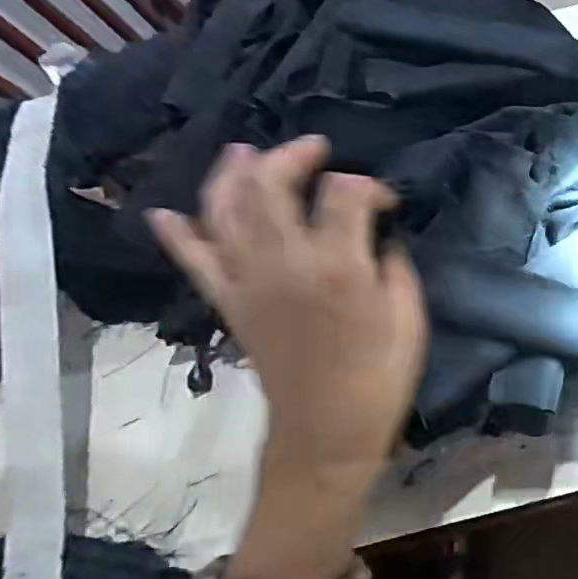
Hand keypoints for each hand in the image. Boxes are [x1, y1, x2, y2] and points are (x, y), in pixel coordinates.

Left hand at [148, 136, 426, 473]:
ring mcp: (248, 280)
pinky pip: (193, 261)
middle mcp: (285, 262)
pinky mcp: (228, 303)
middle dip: (292, 155)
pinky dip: (177, 234)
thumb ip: (396, 266)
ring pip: (224, 209)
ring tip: (246, 153)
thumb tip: (381, 236)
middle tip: (315, 148)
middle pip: (269, 184)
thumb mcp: (409, 317)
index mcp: (339, 265)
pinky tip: (168, 214)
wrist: (328, 430)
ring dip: (231, 173)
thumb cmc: (381, 375)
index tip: (387, 203)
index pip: (345, 192)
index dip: (370, 186)